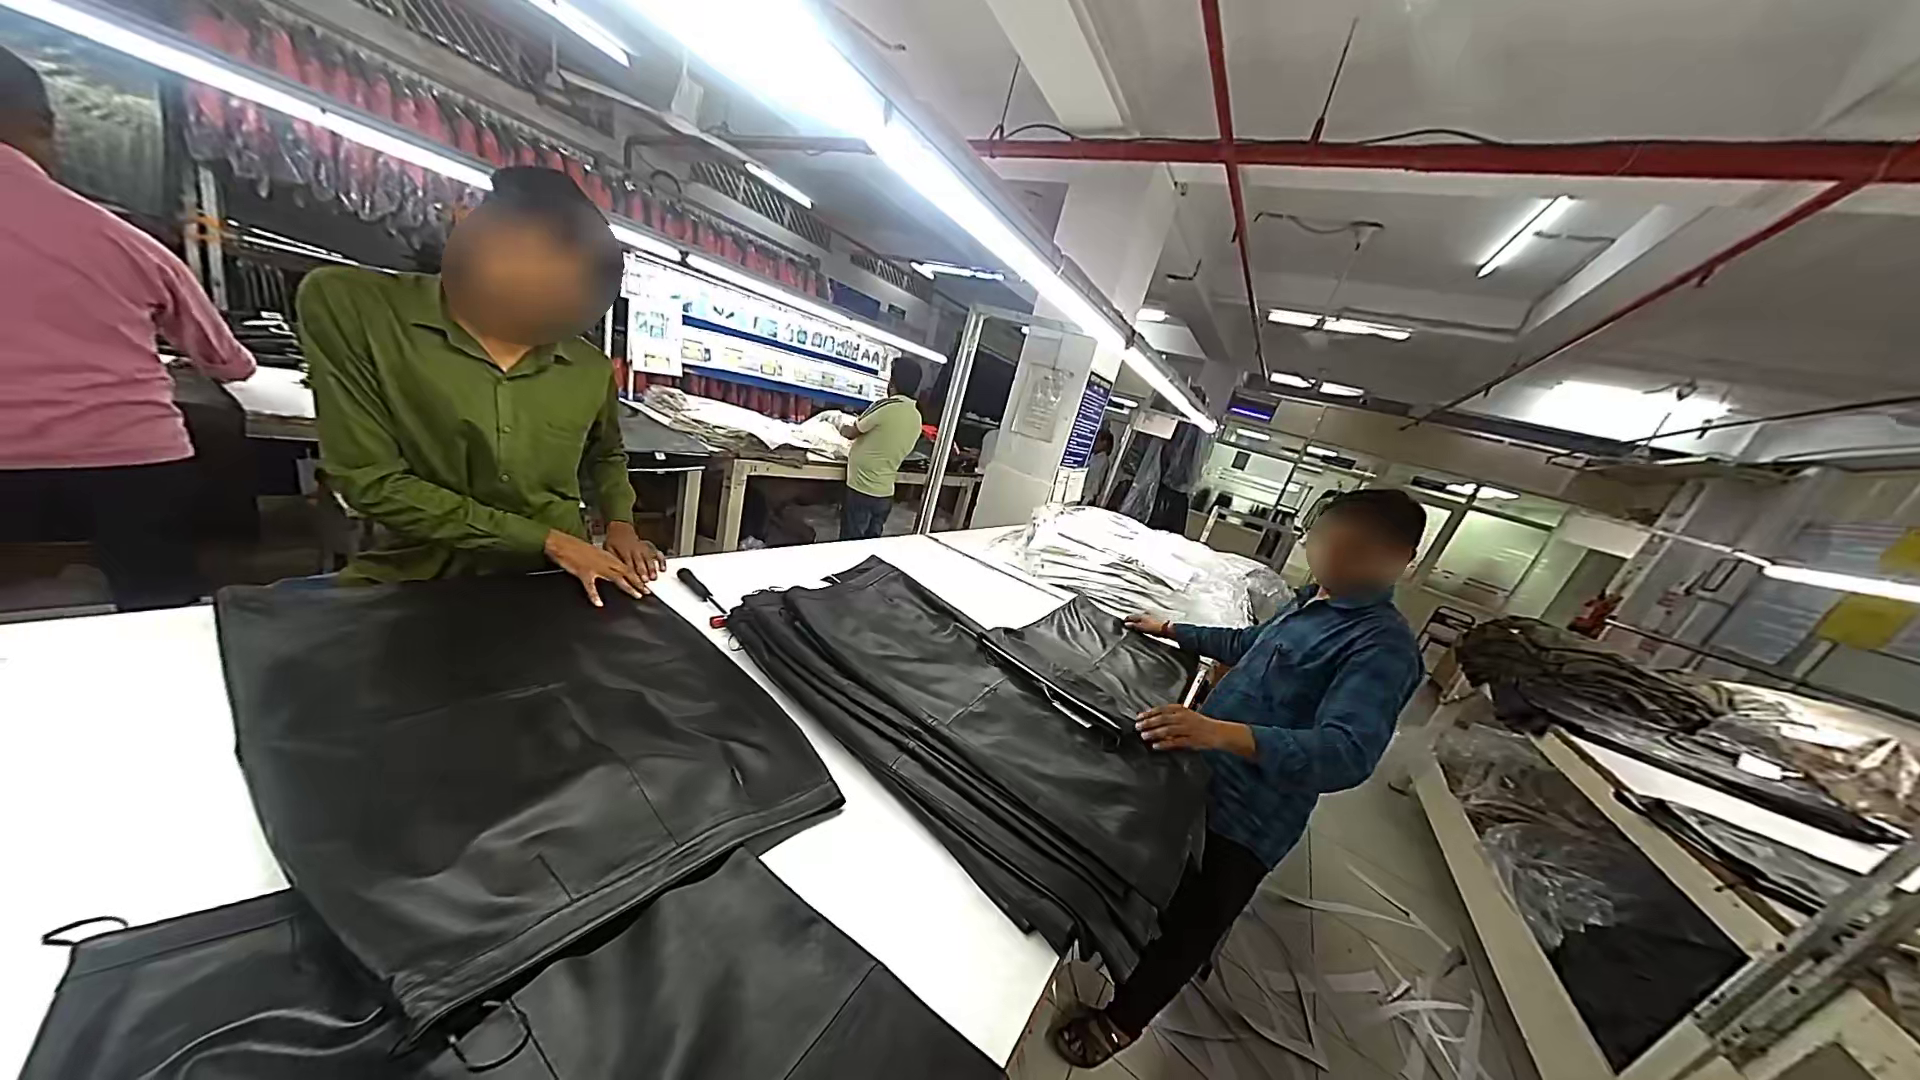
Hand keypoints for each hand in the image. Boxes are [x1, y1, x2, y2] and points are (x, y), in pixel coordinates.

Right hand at [545, 529, 646, 606]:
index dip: (638, 576)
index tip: (646, 584)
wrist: (563, 544)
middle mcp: (605, 562)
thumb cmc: (578, 549)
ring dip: (627, 587)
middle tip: (646, 591)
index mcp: (608, 557)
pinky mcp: (584, 573)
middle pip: (626, 573)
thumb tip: (614, 569)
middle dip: (637, 583)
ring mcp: (596, 568)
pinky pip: (591, 586)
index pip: (628, 568)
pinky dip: (595, 596)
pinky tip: (599, 604)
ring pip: (616, 578)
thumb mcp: (596, 554)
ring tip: (635, 595)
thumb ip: (606, 562)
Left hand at [605, 521, 665, 582]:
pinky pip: (658, 554)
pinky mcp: (650, 547)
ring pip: (649, 558)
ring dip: (652, 568)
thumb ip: (612, 559)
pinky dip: (661, 561)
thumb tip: (613, 571)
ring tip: (654, 577)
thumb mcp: (608, 549)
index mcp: (623, 550)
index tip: (634, 580)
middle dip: (643, 571)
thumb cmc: (614, 542)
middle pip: (640, 561)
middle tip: (646, 580)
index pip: (628, 563)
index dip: (631, 572)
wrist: (621, 530)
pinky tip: (663, 569)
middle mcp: (635, 549)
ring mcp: (644, 548)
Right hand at [1125, 614, 1172, 637]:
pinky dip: (1145, 620)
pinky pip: (1147, 618)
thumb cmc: (1155, 628)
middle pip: (1137, 616)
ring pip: (1142, 616)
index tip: (1124, 622)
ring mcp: (1152, 615)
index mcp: (1141, 615)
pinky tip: (1146, 624)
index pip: (1131, 616)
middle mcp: (1146, 613)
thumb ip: (1134, 626)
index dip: (1127, 619)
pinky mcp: (1157, 618)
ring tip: (1137, 624)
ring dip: (1139, 619)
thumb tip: (1126, 624)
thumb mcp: (1143, 628)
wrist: (1169, 628)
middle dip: (1133, 619)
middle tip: (1129, 623)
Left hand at [1135, 705, 1256, 756]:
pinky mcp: (1191, 740)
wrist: (1218, 732)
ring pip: (1167, 730)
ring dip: (1153, 733)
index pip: (1162, 709)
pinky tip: (1156, 746)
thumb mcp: (1186, 714)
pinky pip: (1175, 742)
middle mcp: (1183, 718)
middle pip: (1162, 719)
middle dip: (1148, 723)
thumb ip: (1171, 715)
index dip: (1149, 713)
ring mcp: (1187, 729)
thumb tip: (1152, 718)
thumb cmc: (1200, 723)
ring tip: (1144, 736)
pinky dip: (1164, 744)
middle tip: (1138, 726)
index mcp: (1181, 709)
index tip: (1139, 716)